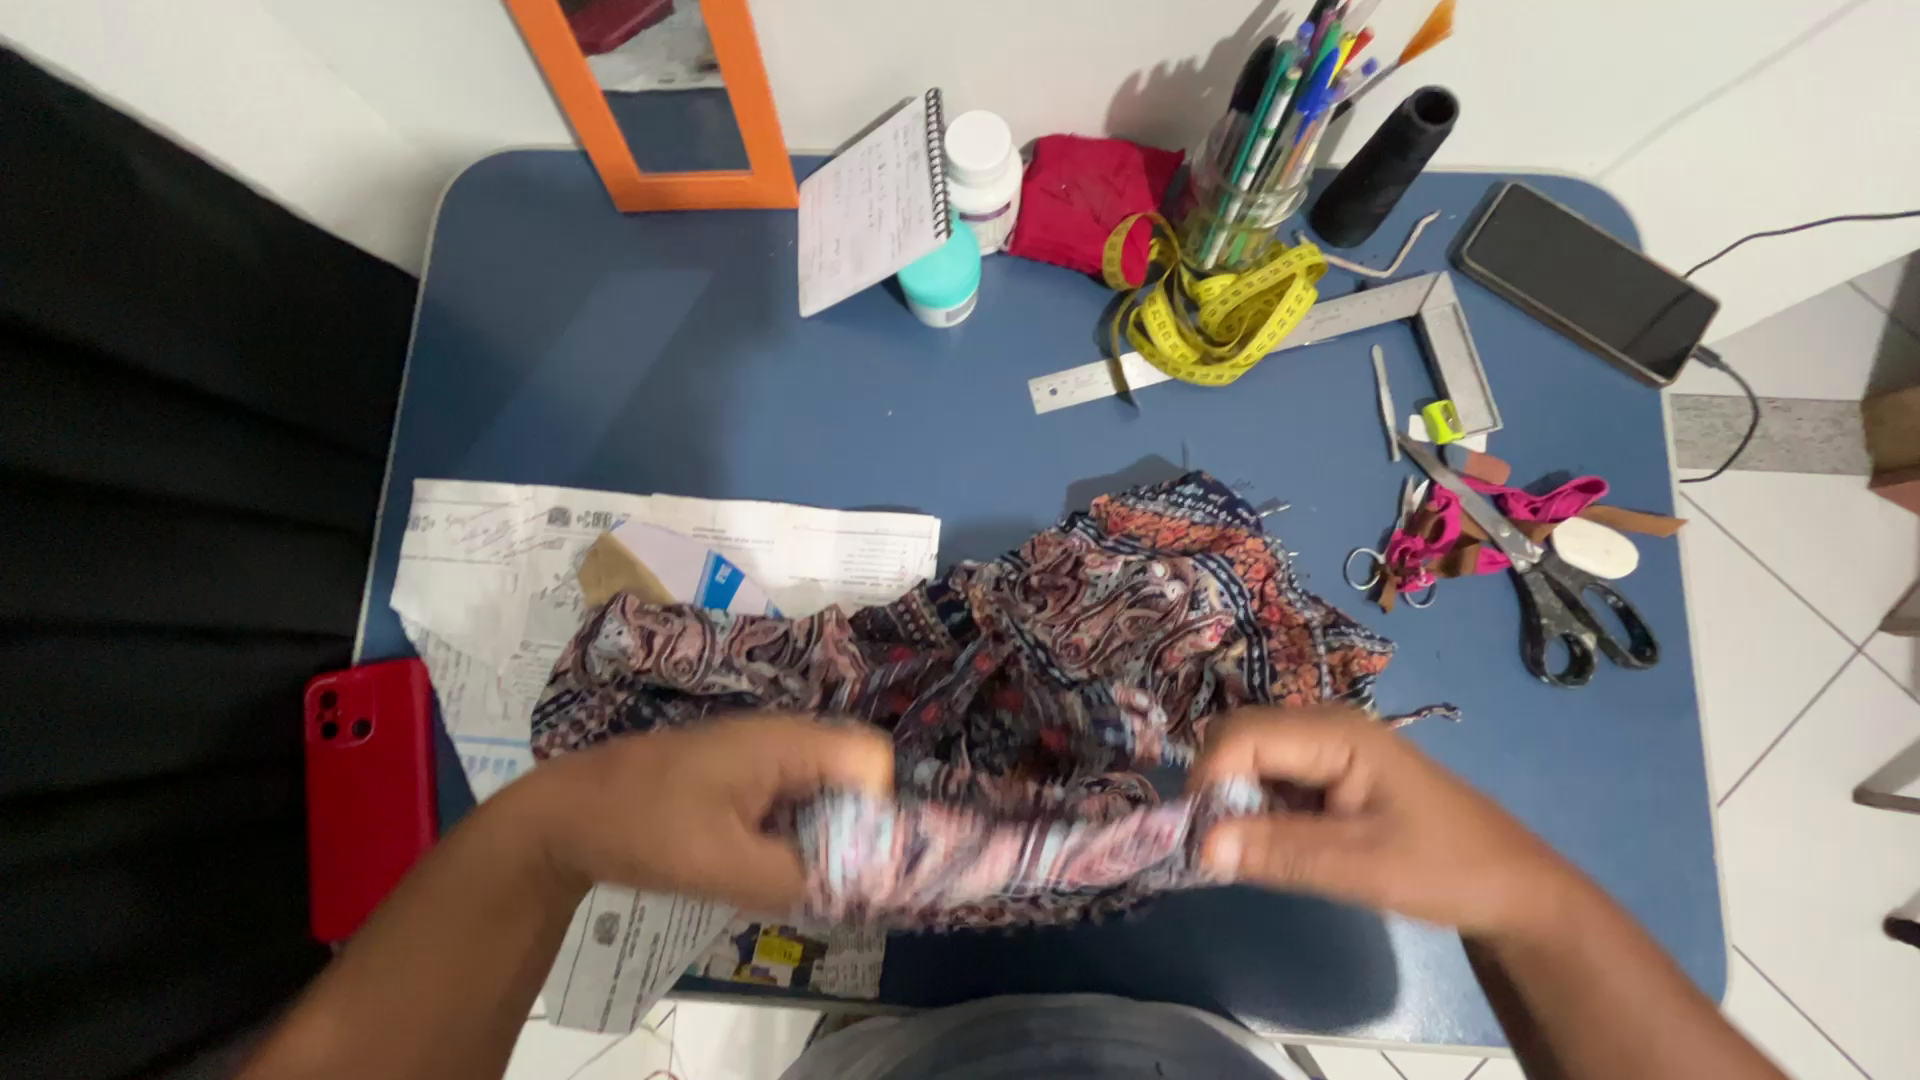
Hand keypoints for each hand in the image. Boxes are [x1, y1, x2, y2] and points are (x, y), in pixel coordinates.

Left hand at [517, 713, 892, 912]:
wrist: (569, 810)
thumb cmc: (644, 826)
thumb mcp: (720, 865)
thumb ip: (794, 879)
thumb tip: (852, 892)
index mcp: (789, 743)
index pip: (873, 760)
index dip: (879, 810)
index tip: (857, 863)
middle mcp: (788, 737)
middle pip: (855, 776)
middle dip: (852, 829)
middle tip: (827, 880)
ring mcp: (767, 751)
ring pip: (826, 790)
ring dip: (822, 834)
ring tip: (794, 876)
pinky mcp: (749, 770)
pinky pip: (796, 797)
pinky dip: (796, 831)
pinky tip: (764, 861)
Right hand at [1191, 707, 1596, 941]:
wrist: (1516, 888)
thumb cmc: (1446, 869)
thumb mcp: (1361, 867)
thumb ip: (1279, 852)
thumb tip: (1199, 847)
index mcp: (1335, 732)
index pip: (1242, 735)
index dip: (1209, 779)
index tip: (1199, 836)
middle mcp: (1323, 725)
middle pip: (1238, 737)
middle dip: (1217, 786)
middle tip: (1220, 844)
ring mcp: (1326, 745)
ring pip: (1249, 757)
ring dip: (1236, 799)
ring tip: (1248, 848)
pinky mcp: (1327, 770)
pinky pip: (1271, 776)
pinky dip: (1258, 806)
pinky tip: (1275, 840)